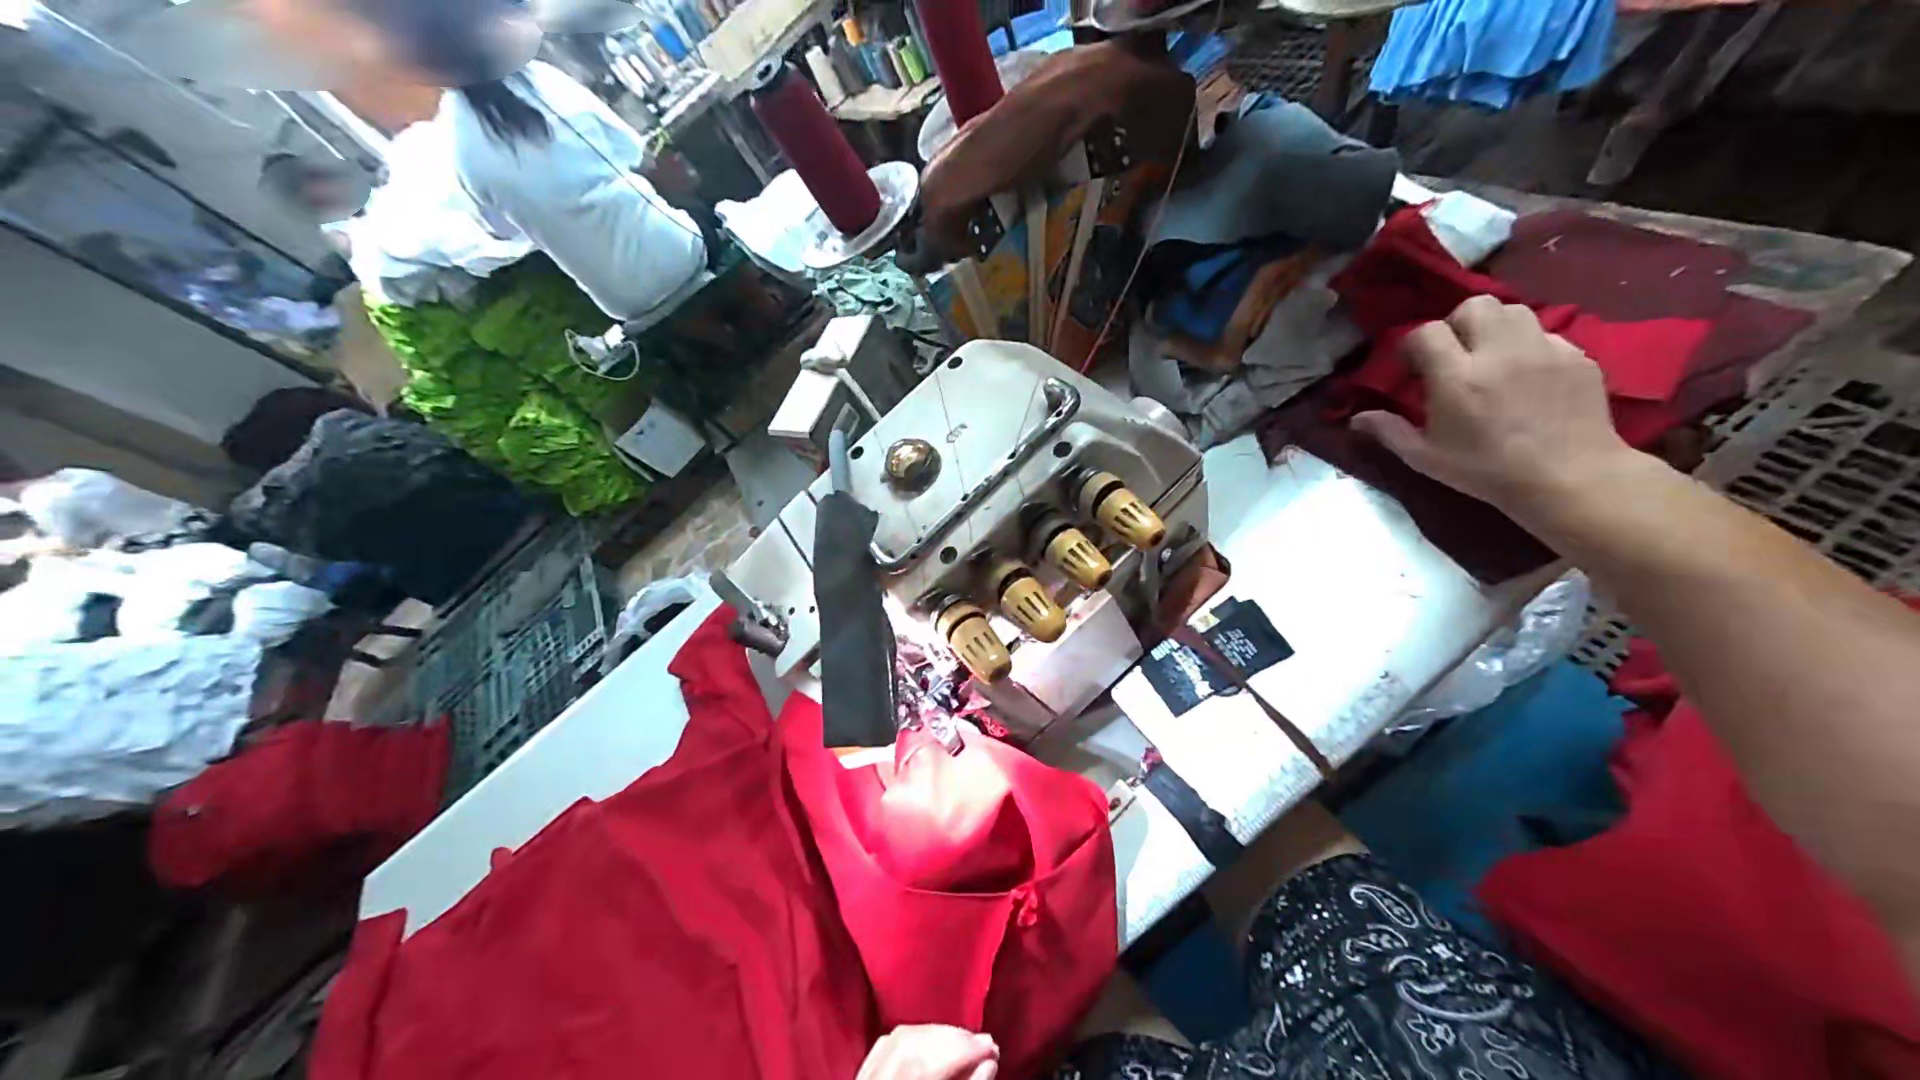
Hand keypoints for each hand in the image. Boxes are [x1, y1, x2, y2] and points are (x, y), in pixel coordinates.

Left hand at [856, 1026, 999, 1079]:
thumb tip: (989, 1061)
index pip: (925, 1067)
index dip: (962, 1051)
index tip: (992, 1046)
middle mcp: (872, 1079)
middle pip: (909, 1045)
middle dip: (951, 1039)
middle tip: (984, 1042)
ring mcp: (862, 1076)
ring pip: (897, 1038)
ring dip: (936, 1034)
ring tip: (965, 1042)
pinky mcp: (862, 1074)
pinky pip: (884, 1045)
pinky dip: (913, 1038)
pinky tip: (935, 1042)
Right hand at [1351, 296, 1639, 518]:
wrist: (1568, 477)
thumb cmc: (1486, 471)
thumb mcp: (1426, 458)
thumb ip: (1389, 432)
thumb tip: (1356, 419)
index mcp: (1457, 378)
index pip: (1427, 332)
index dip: (1414, 345)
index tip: (1413, 367)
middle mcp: (1500, 354)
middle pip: (1474, 307)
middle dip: (1457, 324)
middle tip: (1454, 354)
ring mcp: (1543, 350)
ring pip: (1514, 310)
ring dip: (1494, 328)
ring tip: (1490, 357)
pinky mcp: (1576, 356)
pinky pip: (1546, 334)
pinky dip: (1529, 346)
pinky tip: (1525, 375)